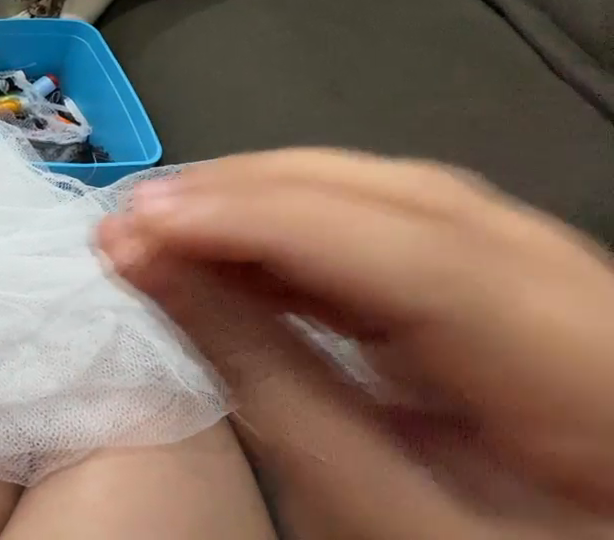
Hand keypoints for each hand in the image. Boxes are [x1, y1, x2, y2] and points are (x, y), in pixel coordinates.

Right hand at [98, 149, 613, 536]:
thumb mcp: (366, 508)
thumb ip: (255, 374)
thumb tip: (135, 255)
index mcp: (602, 393)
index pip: (427, 263)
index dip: (268, 223)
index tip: (139, 220)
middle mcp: (601, 316)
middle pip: (414, 201)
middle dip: (254, 192)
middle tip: (139, 212)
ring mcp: (560, 291)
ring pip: (400, 195)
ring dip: (263, 197)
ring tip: (163, 218)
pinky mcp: (509, 287)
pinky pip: (394, 222)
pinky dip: (291, 222)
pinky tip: (221, 237)